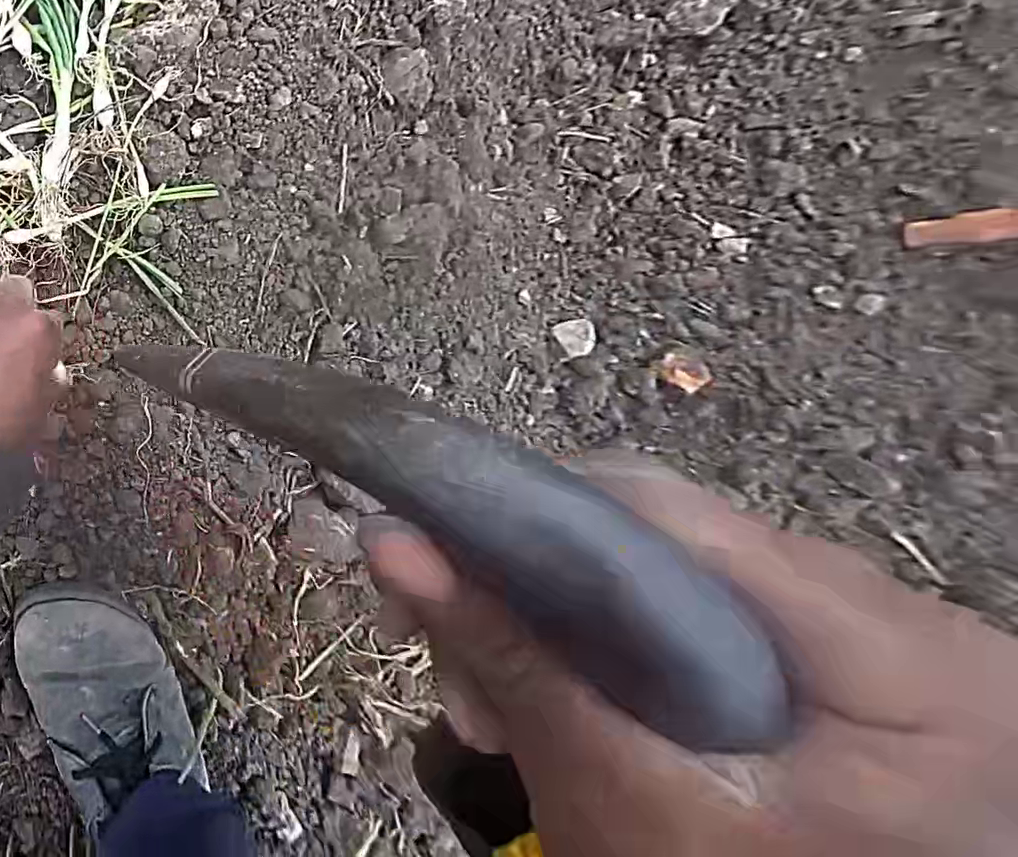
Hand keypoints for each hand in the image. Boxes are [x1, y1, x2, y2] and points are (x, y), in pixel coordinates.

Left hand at [0, 269, 61, 448]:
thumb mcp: (39, 413)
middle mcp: (0, 305)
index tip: (34, 355)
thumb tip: (48, 369)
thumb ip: (50, 381)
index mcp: (37, 328)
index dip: (42, 340)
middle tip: (5, 337)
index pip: (50, 320)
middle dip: (14, 308)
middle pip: (16, 288)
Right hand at [363, 452, 1017, 856]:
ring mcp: (846, 631)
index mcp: (906, 658)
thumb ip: (493, 645)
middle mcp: (889, 618)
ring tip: (474, 700)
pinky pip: (654, 595)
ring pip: (629, 560)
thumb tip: (379, 535)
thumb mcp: (596, 776)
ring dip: (528, 615)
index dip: (529, 509)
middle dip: (515, 584)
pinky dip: (571, 632)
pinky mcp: (798, 648)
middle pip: (641, 532)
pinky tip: (523, 692)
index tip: (434, 547)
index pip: (670, 512)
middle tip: (438, 649)